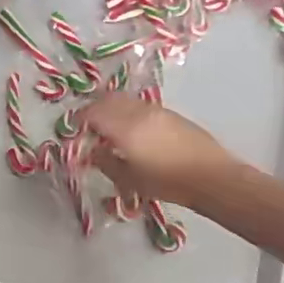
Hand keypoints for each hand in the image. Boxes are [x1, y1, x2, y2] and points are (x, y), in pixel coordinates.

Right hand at [81, 98, 244, 208]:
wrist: (210, 176)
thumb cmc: (165, 182)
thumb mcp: (128, 179)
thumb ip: (105, 162)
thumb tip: (93, 151)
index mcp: (125, 128)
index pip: (93, 113)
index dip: (79, 120)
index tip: (73, 131)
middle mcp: (139, 112)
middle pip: (108, 100)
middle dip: (93, 110)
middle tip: (86, 127)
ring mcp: (157, 110)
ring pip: (125, 101)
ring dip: (111, 110)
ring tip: (107, 130)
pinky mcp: (170, 114)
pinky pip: (139, 106)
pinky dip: (126, 113)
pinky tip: (130, 132)